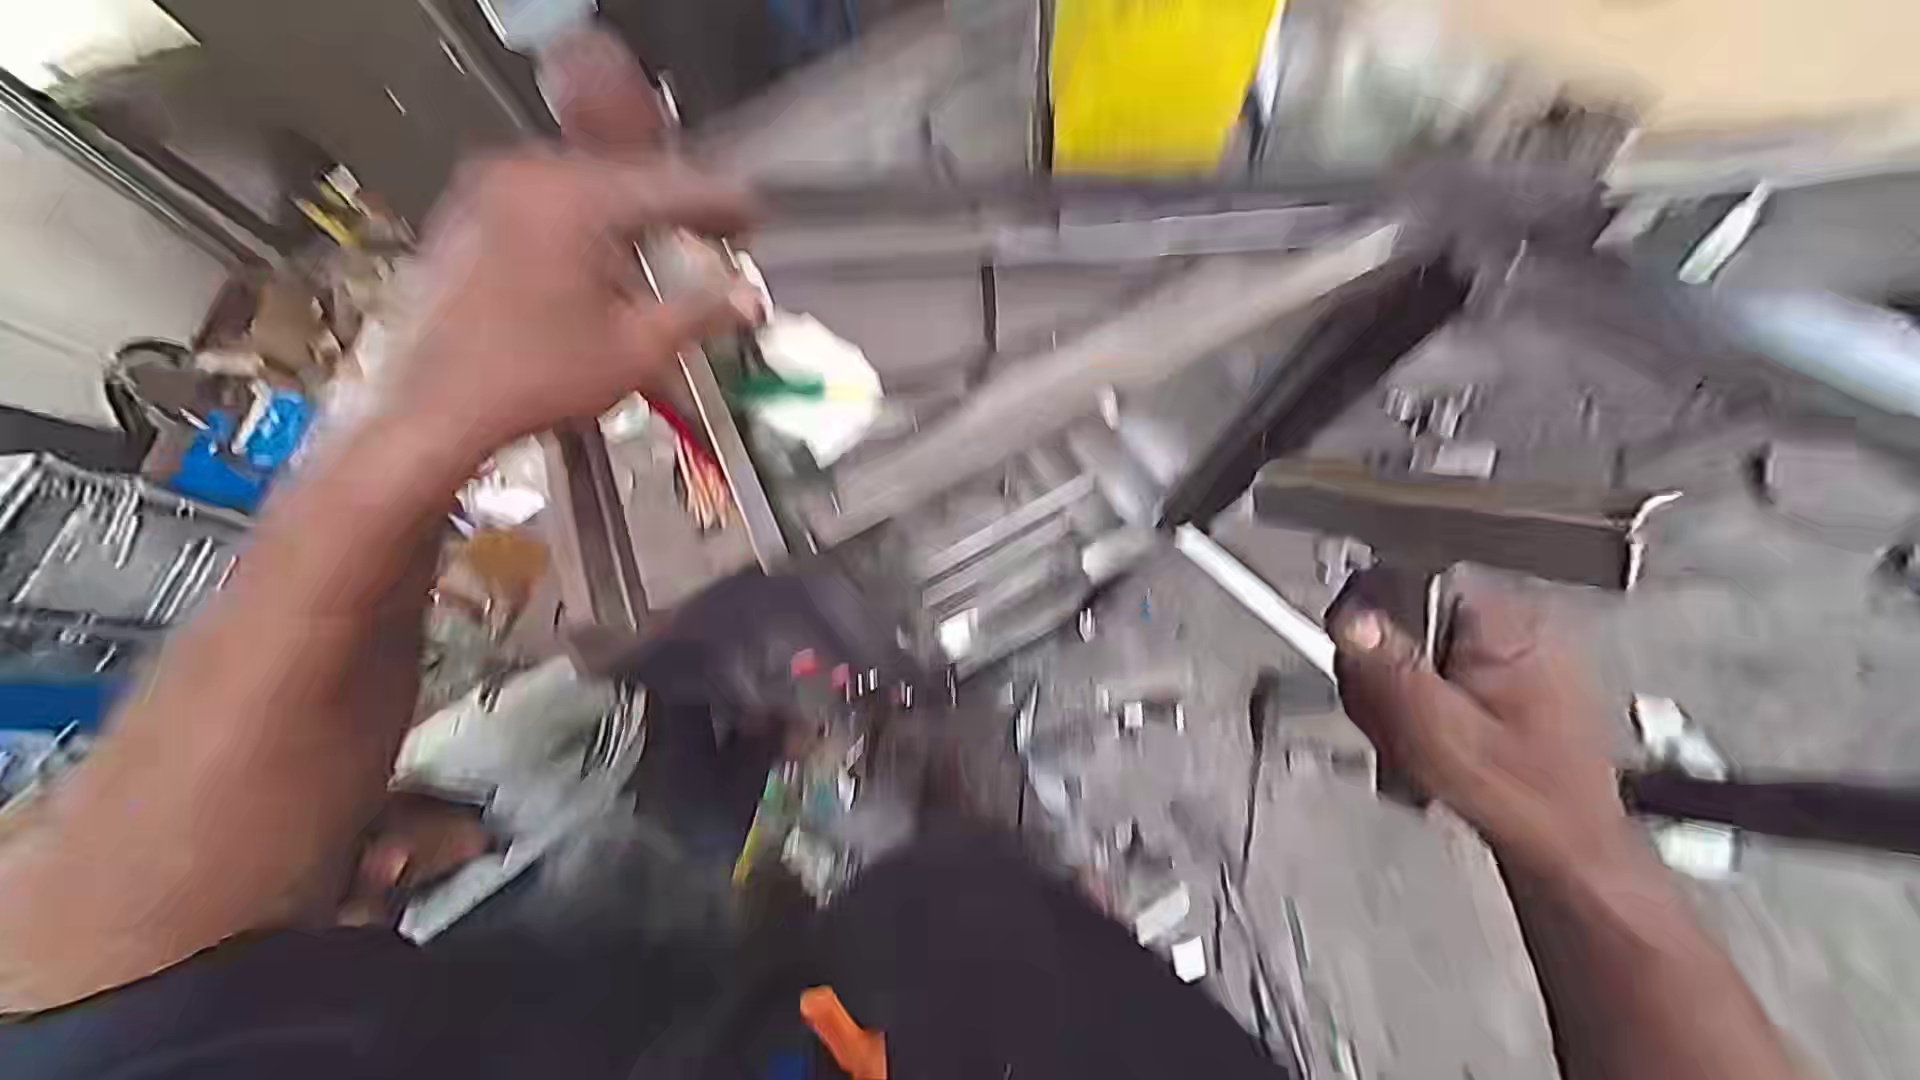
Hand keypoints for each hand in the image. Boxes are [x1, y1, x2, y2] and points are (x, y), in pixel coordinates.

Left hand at [381, 152, 758, 461]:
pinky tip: (619, 262)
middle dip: (680, 211)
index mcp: (571, 202)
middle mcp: (525, 179)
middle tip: (720, 233)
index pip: (668, 189)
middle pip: (628, 182)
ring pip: (592, 193)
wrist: (443, 406)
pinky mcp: (477, 216)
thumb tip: (748, 299)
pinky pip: (556, 206)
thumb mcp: (640, 348)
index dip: (719, 206)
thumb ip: (703, 312)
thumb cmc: (535, 380)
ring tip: (676, 252)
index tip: (749, 215)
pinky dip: (597, 228)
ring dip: (639, 221)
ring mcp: (493, 193)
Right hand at [1330, 573, 1638, 875]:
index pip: (1404, 579)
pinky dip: (1405, 696)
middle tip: (1391, 717)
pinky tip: (1422, 731)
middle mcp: (1511, 620)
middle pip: (1395, 611)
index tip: (1361, 666)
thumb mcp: (1438, 732)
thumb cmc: (1517, 795)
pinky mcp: (1491, 666)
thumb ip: (1391, 670)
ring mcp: (1502, 644)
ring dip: (1386, 689)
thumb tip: (1350, 618)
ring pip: (1399, 639)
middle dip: (1376, 668)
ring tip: (1410, 734)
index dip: (1366, 619)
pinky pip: (1419, 659)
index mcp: (1509, 623)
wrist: (1563, 846)